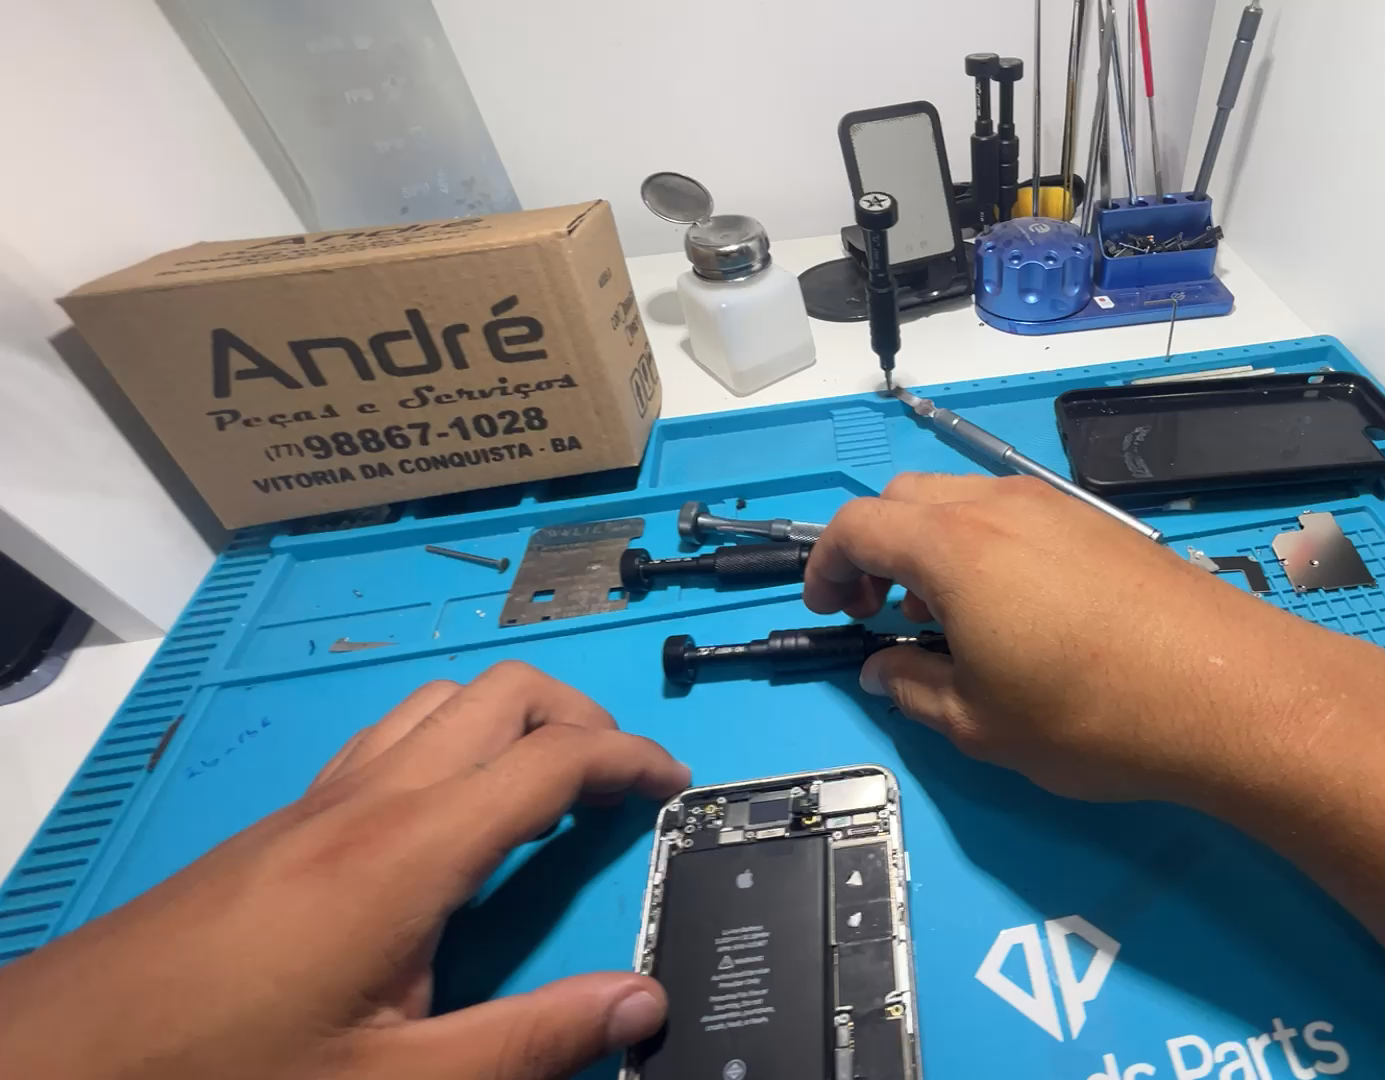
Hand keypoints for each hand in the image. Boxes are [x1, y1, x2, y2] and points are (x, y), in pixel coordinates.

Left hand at [0, 661, 689, 1079]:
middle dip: (586, 719)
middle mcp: (382, 793)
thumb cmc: (214, 1079)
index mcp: (419, 846)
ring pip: (454, 698)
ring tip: (545, 783)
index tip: (673, 784)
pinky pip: (403, 731)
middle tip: (613, 782)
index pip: (561, 758)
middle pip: (513, 693)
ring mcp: (330, 793)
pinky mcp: (294, 812)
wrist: (23, 1077)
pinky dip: (461, 737)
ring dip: (521, 719)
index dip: (635, 759)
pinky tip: (454, 807)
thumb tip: (643, 1003)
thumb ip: (532, 1041)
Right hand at [804, 474, 1384, 805]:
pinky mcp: (1096, 523)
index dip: (825, 563)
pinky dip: (980, 545)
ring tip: (947, 612)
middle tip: (883, 610)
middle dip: (874, 547)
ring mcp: (1054, 507)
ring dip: (929, 544)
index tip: (830, 609)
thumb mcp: (980, 722)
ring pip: (960, 500)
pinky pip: (1011, 514)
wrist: (1229, 692)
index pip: (856, 524)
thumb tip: (882, 669)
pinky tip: (1012, 605)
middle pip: (905, 499)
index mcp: (953, 546)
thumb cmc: (1090, 714)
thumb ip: (912, 688)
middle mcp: (999, 506)